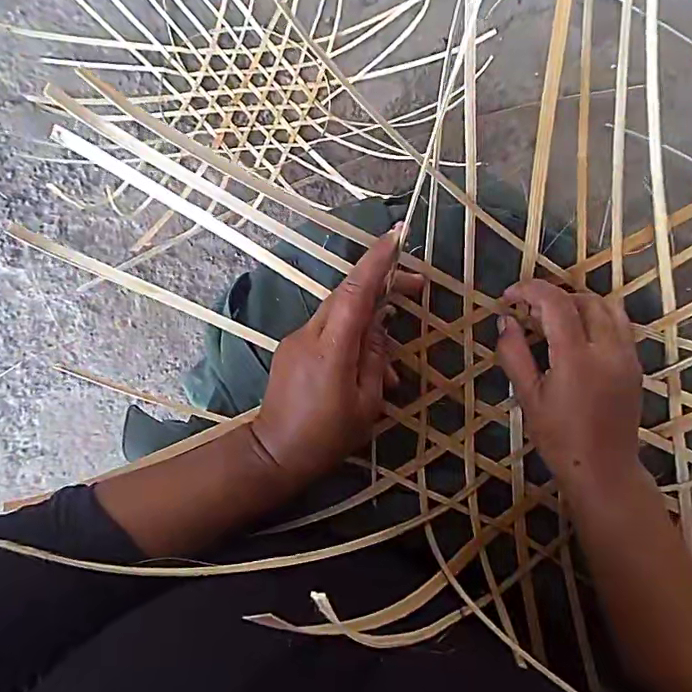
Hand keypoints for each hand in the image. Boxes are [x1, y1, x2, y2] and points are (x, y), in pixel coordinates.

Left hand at [250, 225, 424, 480]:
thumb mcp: (366, 403)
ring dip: (370, 324)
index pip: (355, 292)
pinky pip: (328, 332)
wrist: (273, 454)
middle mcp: (310, 334)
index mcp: (331, 348)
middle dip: (383, 284)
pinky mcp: (291, 349)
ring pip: (340, 314)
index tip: (397, 236)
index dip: (377, 261)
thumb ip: (375, 359)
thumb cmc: (326, 437)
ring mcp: (297, 340)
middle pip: (348, 293)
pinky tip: (366, 370)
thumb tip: (380, 329)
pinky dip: (351, 339)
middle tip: (418, 287)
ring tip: (392, 367)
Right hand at [496, 279, 643, 483]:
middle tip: (528, 314)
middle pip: (583, 299)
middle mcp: (608, 349)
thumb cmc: (559, 439)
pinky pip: (619, 324)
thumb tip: (506, 321)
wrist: (604, 470)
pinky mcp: (635, 364)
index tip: (509, 297)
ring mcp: (627, 355)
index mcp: (577, 358)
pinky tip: (577, 335)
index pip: (556, 303)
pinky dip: (596, 317)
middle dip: (552, 297)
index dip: (530, 290)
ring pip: (606, 306)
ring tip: (553, 320)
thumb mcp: (527, 398)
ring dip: (577, 303)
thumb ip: (514, 354)